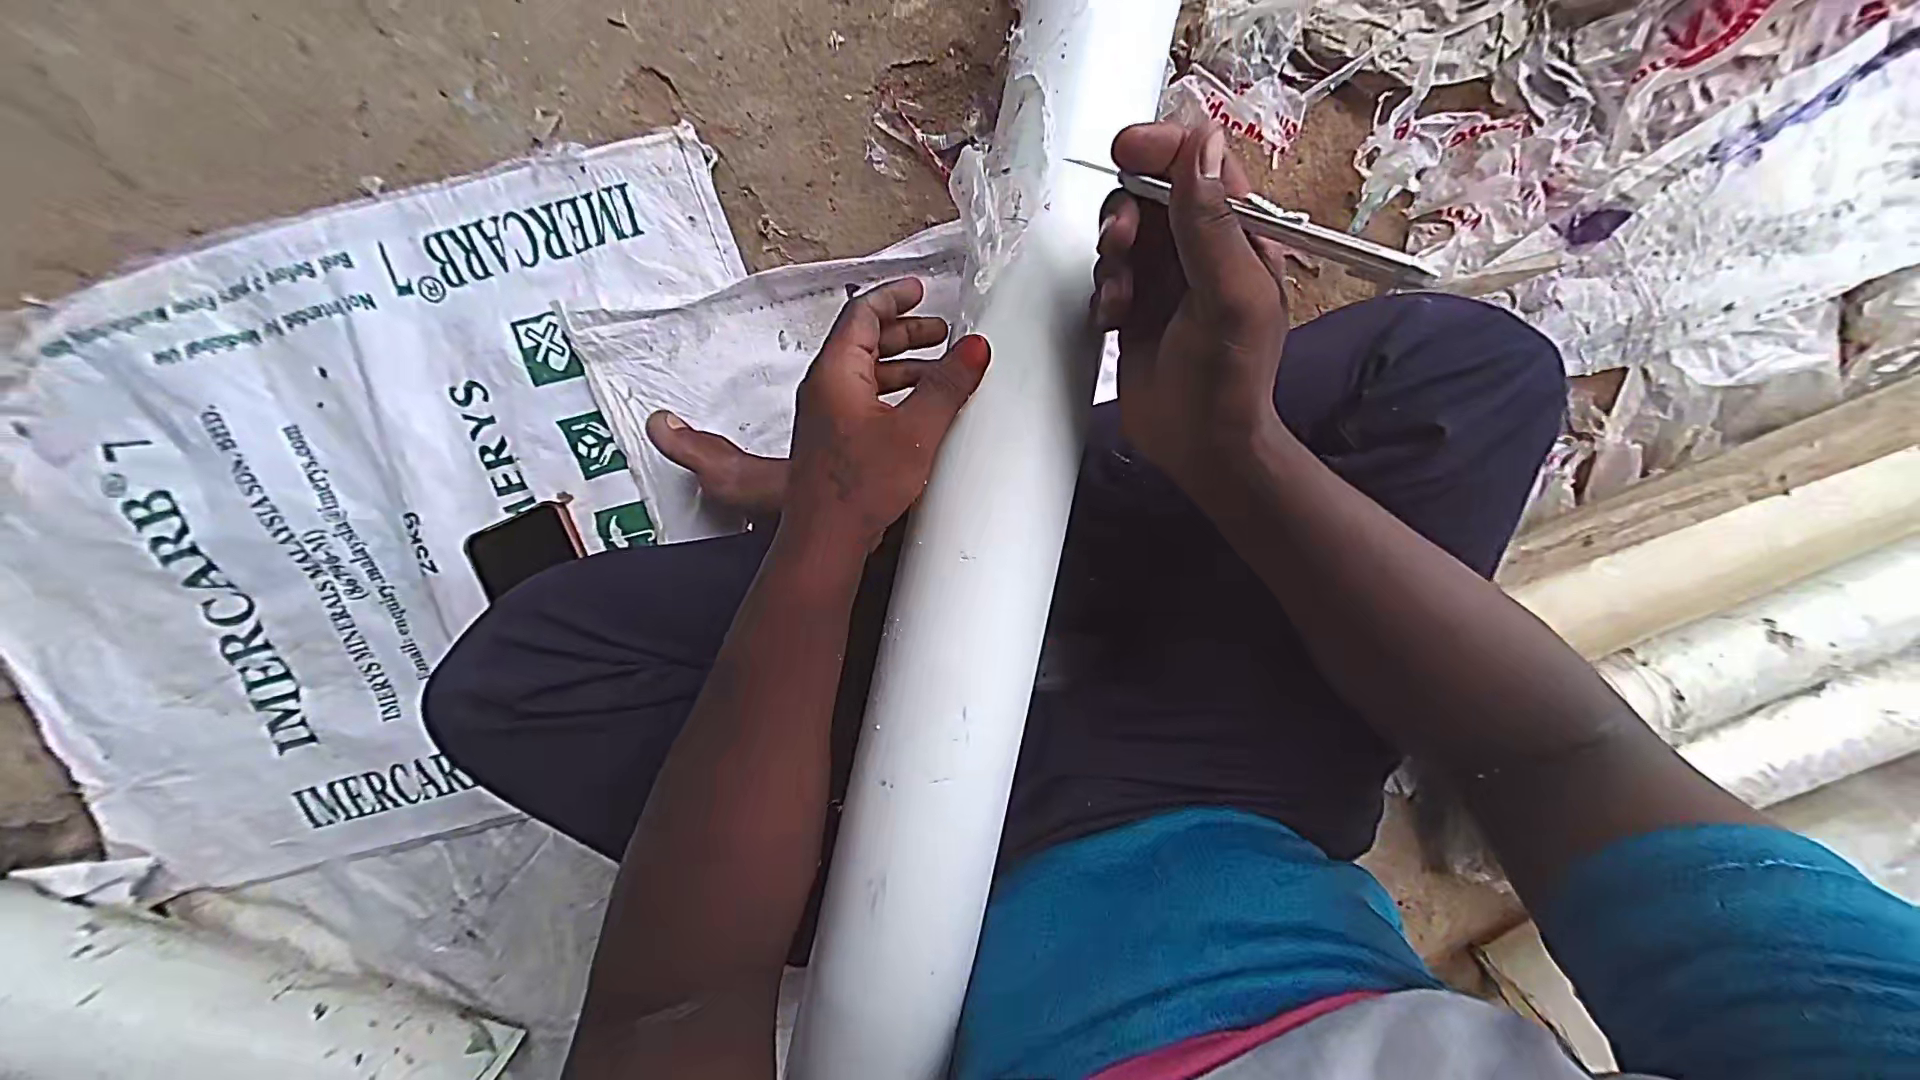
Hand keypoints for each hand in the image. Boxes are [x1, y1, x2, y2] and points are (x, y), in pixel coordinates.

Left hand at [645, 277, 988, 549]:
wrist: (827, 539)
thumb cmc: (856, 490)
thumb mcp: (916, 431)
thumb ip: (947, 385)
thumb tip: (973, 349)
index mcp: (836, 373)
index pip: (863, 314)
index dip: (894, 297)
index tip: (916, 290)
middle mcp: (825, 390)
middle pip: (864, 342)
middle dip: (904, 331)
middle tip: (938, 331)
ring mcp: (827, 416)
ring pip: (865, 373)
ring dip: (901, 364)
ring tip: (937, 368)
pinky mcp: (835, 441)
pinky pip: (864, 400)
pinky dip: (893, 392)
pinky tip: (917, 408)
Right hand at [1092, 122, 1290, 493]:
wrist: (1199, 442)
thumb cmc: (1229, 376)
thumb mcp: (1231, 296)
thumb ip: (1212, 224)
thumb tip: (1200, 146)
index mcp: (1238, 235)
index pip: (1202, 164)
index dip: (1165, 147)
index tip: (1127, 151)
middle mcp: (1198, 251)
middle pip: (1151, 195)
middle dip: (1126, 212)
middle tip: (1120, 243)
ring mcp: (1164, 282)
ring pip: (1123, 235)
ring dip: (1112, 256)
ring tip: (1120, 297)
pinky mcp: (1133, 312)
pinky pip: (1107, 277)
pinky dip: (1103, 291)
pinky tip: (1113, 318)